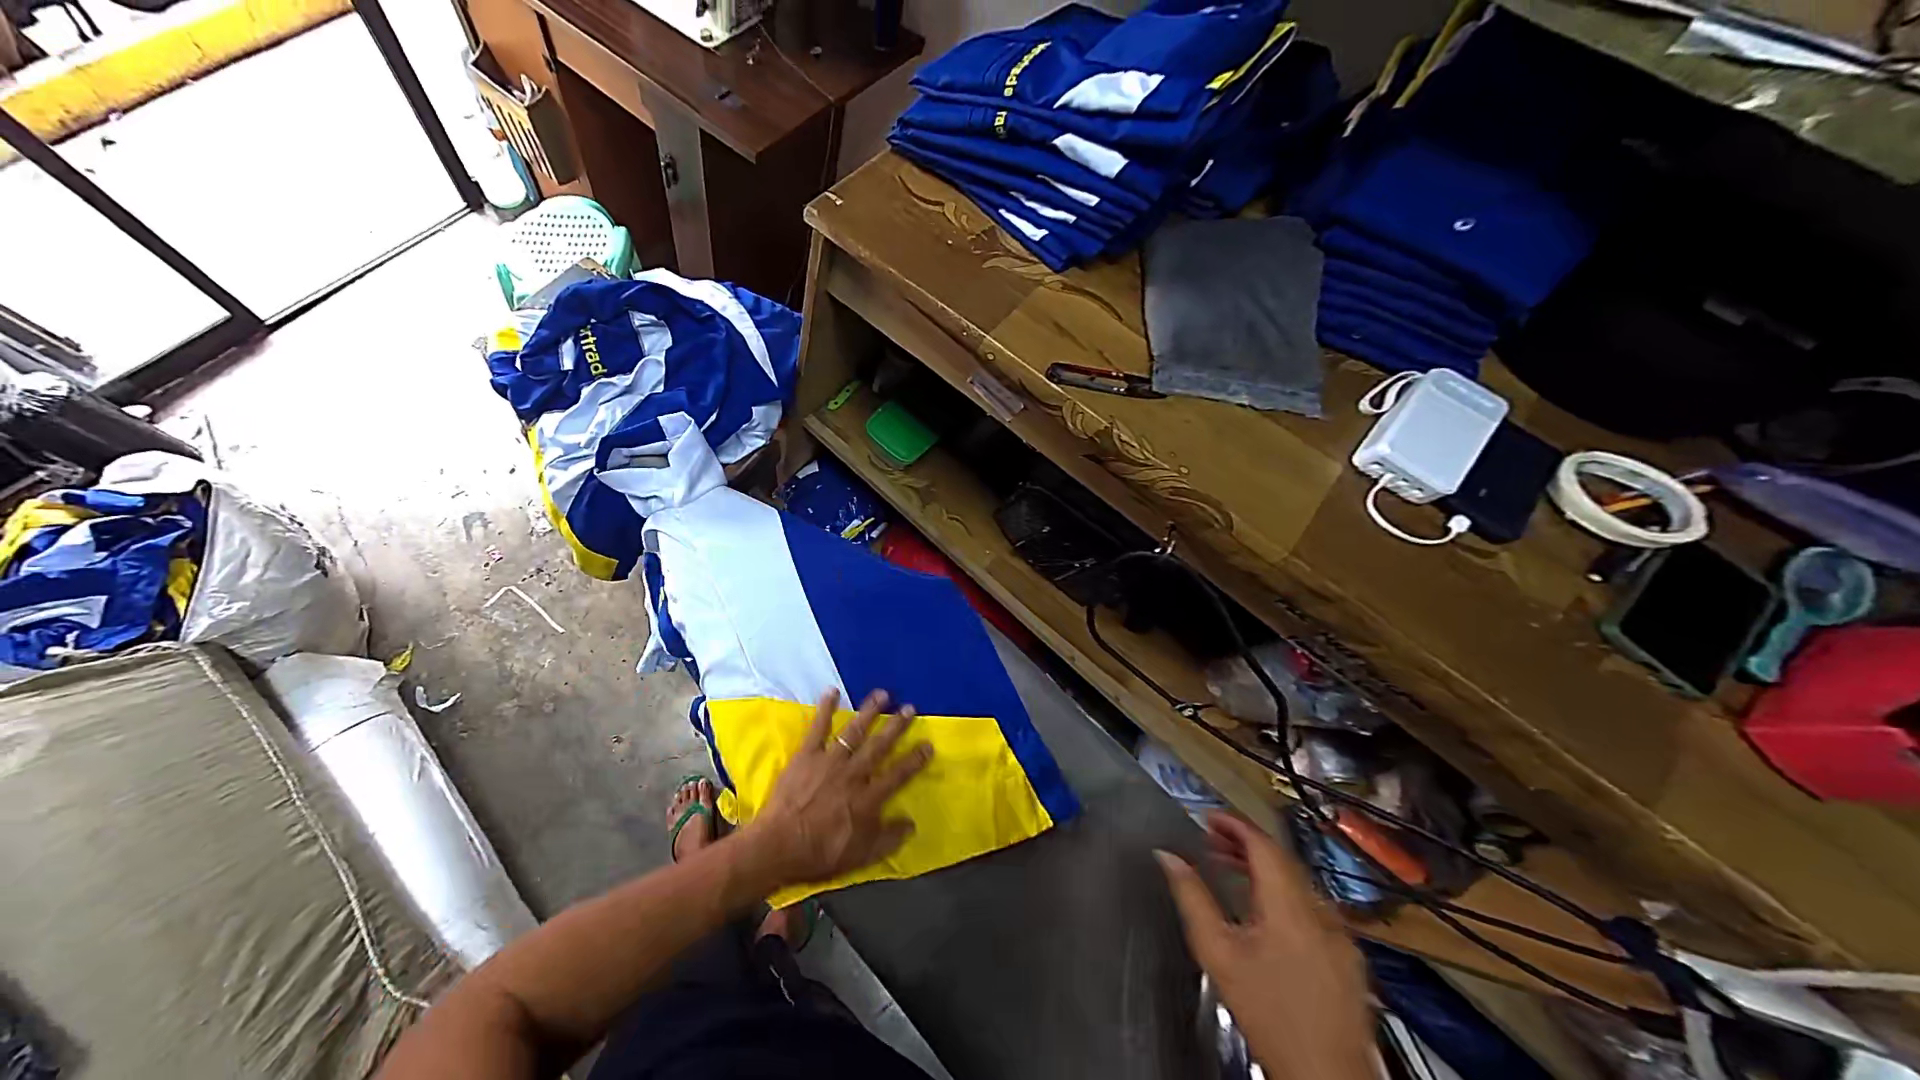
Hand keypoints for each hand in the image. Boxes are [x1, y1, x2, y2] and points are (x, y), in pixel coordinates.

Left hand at [744, 689, 932, 889]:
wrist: (778, 845)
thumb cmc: (820, 853)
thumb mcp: (861, 855)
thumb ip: (888, 839)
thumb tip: (911, 824)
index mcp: (869, 798)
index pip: (898, 774)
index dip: (915, 759)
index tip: (928, 744)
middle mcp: (854, 774)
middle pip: (880, 746)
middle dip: (896, 726)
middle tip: (909, 708)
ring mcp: (830, 761)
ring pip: (855, 731)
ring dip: (869, 712)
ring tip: (882, 694)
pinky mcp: (807, 755)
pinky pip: (818, 727)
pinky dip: (825, 708)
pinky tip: (832, 692)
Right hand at [1156, 812, 1373, 1079]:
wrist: (1326, 1075)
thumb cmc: (1268, 1013)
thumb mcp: (1218, 953)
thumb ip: (1192, 898)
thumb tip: (1167, 856)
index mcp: (1290, 905)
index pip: (1264, 845)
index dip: (1235, 825)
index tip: (1209, 817)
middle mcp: (1321, 911)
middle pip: (1283, 861)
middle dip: (1246, 845)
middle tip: (1212, 841)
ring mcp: (1340, 934)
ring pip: (1299, 884)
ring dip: (1265, 870)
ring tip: (1231, 870)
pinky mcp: (1349, 956)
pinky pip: (1313, 908)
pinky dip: (1285, 896)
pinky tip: (1264, 912)